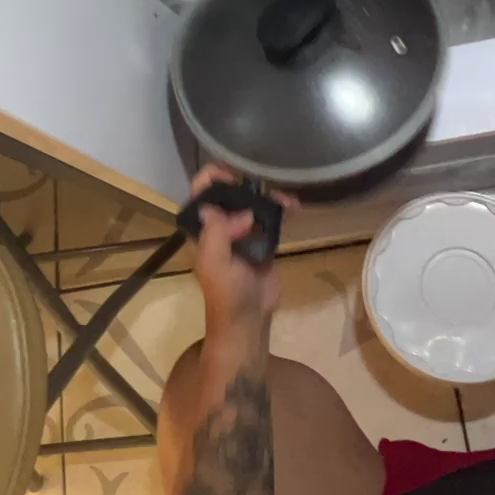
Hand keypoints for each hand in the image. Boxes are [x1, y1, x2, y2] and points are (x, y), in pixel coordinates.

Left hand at [189, 166, 285, 332]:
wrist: (250, 320)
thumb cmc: (227, 293)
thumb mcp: (215, 263)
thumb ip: (216, 233)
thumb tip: (227, 208)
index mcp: (204, 230)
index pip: (201, 195)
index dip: (212, 179)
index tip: (233, 174)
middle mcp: (221, 227)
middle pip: (230, 194)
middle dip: (247, 184)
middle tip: (266, 184)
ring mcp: (243, 233)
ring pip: (252, 203)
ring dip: (268, 195)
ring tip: (285, 198)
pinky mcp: (264, 241)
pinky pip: (270, 218)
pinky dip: (280, 209)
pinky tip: (293, 206)